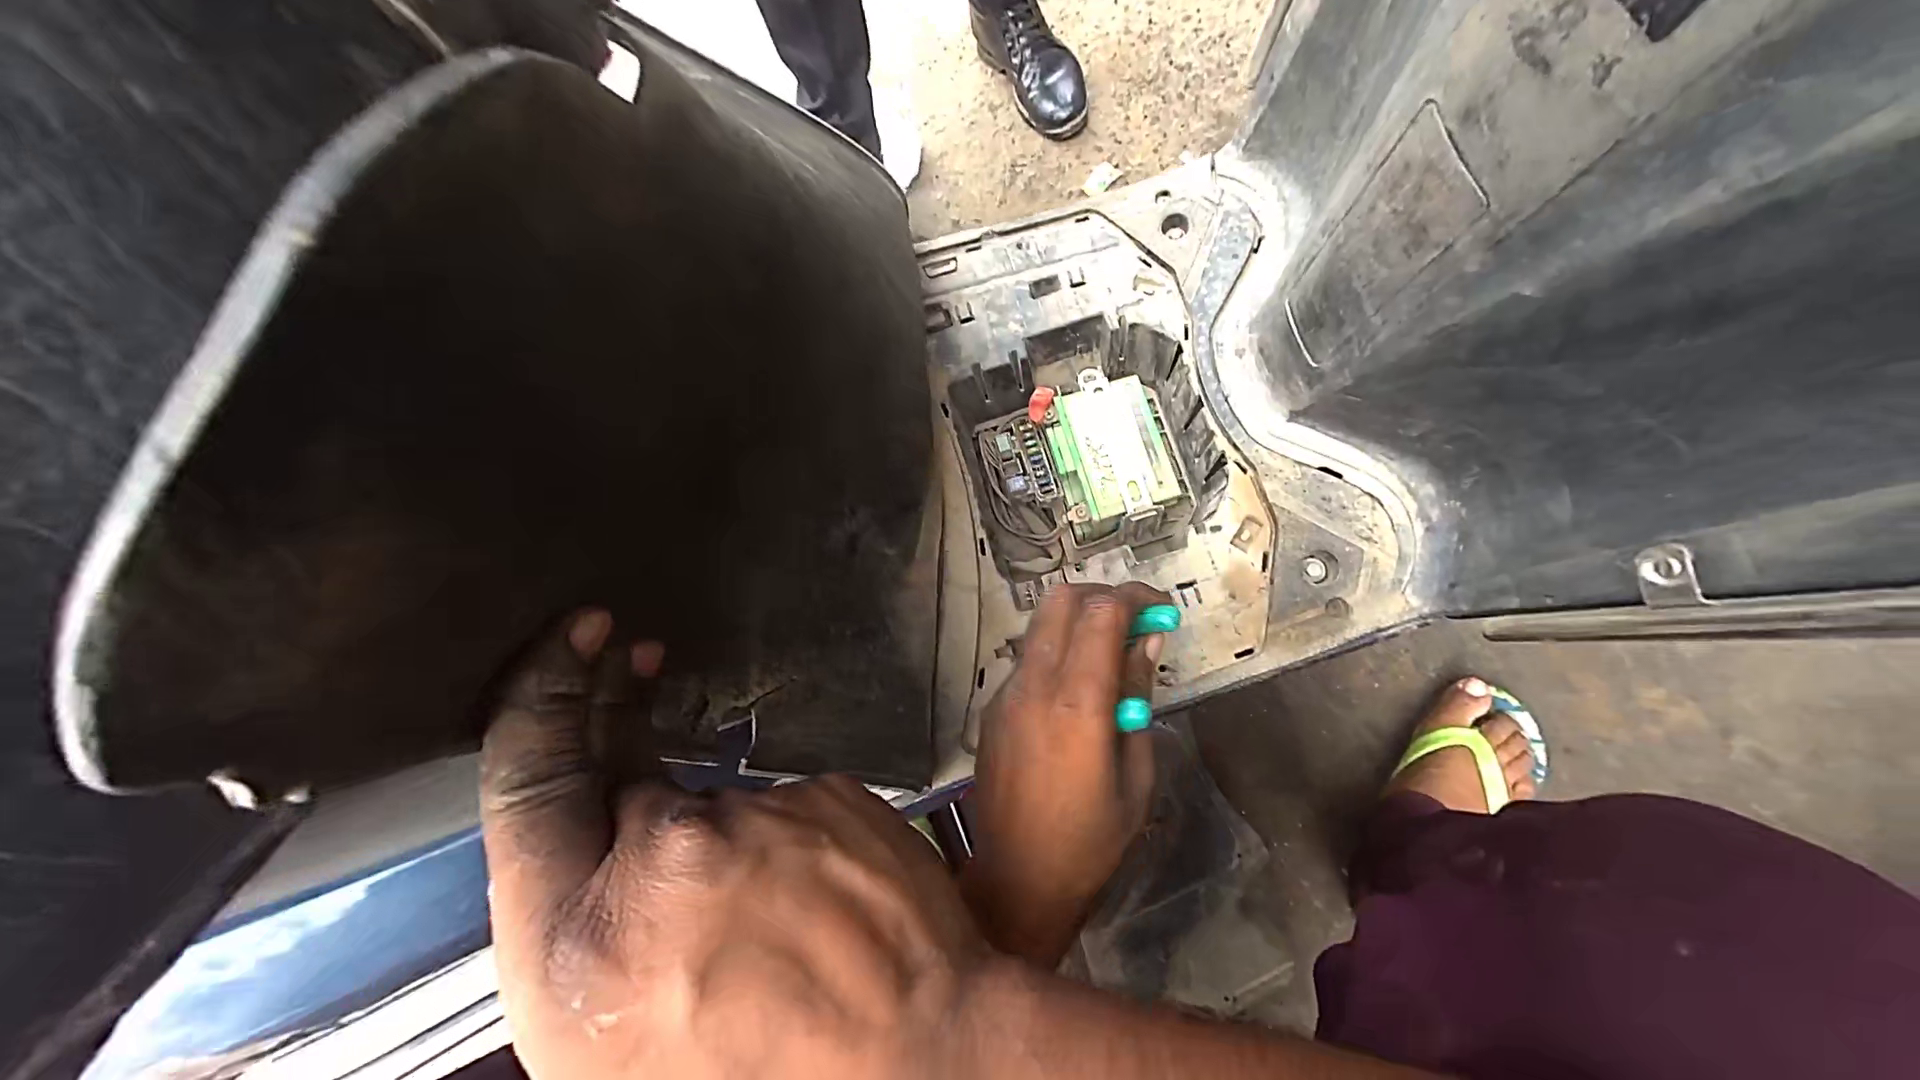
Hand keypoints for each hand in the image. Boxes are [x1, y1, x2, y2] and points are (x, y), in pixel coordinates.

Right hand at [480, 611, 991, 1079]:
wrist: (923, 1057)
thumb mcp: (615, 1053)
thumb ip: (587, 945)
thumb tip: (602, 867)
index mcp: (584, 940)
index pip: (534, 777)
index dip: (546, 692)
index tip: (583, 635)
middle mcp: (668, 853)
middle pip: (634, 781)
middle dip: (640, 782)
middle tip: (647, 721)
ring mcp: (761, 811)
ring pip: (722, 809)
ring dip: (732, 851)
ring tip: (778, 928)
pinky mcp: (828, 792)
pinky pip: (789, 809)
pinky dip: (794, 847)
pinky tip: (821, 905)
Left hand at [961, 583, 1168, 965]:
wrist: (1017, 879)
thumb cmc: (1092, 840)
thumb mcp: (1136, 774)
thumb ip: (1137, 698)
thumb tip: (1147, 642)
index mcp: (1077, 703)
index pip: (1102, 614)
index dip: (1136, 598)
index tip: (1162, 609)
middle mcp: (1034, 685)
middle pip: (1061, 600)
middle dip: (1103, 595)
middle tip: (1135, 619)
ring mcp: (1005, 694)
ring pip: (1040, 625)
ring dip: (1077, 620)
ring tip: (1111, 652)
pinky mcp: (992, 708)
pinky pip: (1028, 658)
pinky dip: (1057, 650)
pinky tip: (1078, 687)